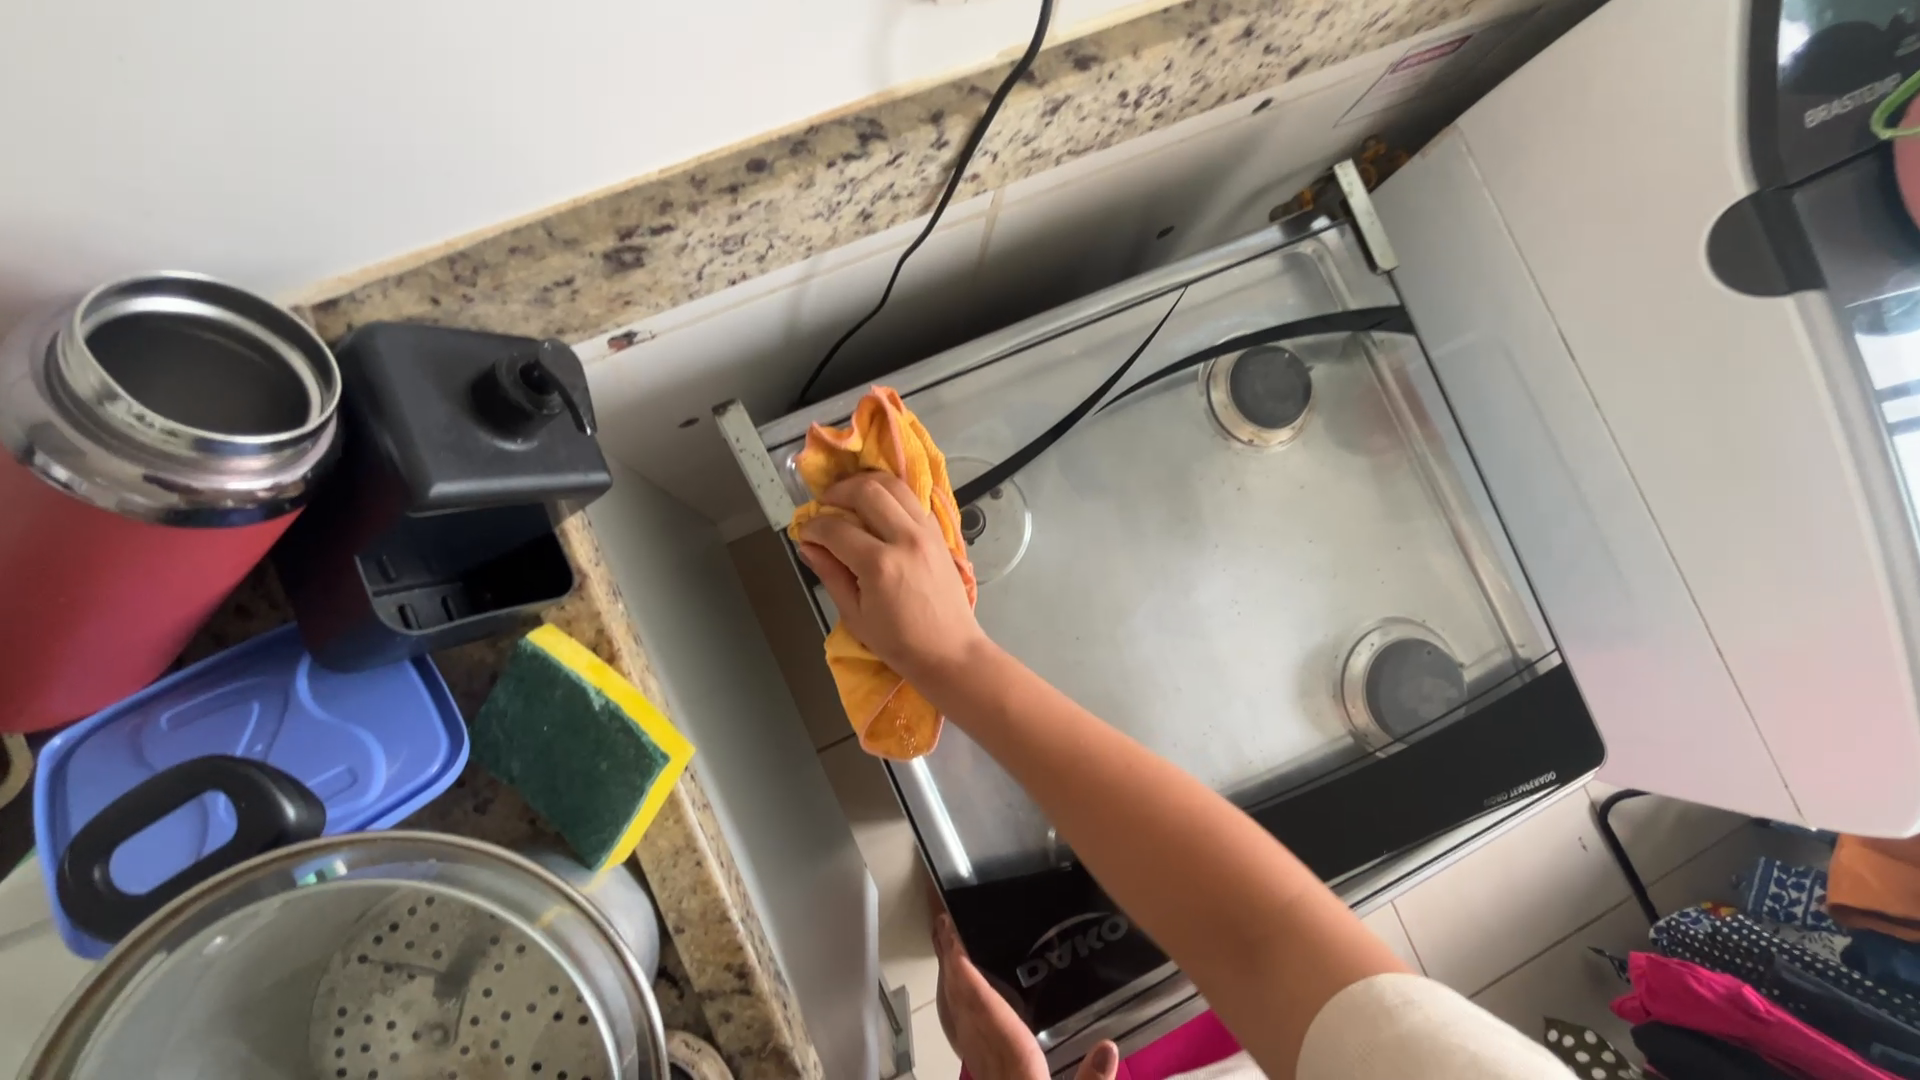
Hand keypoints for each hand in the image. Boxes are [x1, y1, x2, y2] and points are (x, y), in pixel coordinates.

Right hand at [797, 472, 988, 684]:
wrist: (950, 651)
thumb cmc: (900, 643)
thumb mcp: (854, 615)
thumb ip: (831, 574)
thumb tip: (808, 547)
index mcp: (880, 565)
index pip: (836, 528)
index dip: (813, 526)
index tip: (806, 532)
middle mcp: (905, 539)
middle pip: (867, 491)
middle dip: (838, 492)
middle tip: (825, 504)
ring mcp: (927, 533)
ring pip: (895, 485)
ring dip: (867, 484)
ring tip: (850, 497)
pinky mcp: (940, 534)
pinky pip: (913, 500)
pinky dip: (892, 497)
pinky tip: (879, 510)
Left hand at [934, 913, 1119, 1079]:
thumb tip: (1110, 1046)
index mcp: (1013, 1062)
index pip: (983, 1009)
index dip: (965, 972)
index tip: (953, 936)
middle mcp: (990, 1060)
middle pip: (962, 1004)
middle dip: (950, 961)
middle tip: (941, 922)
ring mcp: (983, 1067)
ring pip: (958, 1017)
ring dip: (950, 979)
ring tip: (945, 945)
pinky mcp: (986, 1073)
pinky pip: (963, 1030)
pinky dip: (958, 1003)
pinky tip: (959, 994)